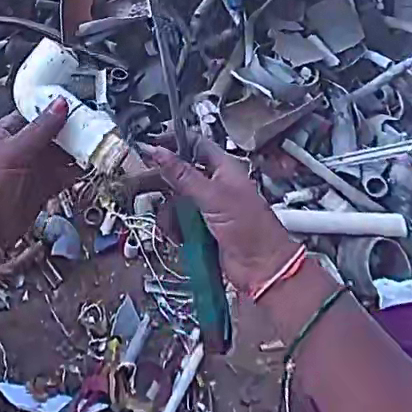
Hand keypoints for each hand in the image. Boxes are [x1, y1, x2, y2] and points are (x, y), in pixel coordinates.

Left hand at [0, 100, 79, 245]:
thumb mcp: (15, 151)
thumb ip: (41, 128)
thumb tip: (59, 104)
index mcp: (8, 132)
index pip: (37, 114)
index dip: (56, 110)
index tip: (78, 106)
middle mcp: (22, 149)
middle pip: (53, 135)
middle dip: (71, 132)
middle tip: (92, 127)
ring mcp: (32, 169)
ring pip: (60, 155)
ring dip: (76, 152)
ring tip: (94, 146)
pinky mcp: (41, 188)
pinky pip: (63, 175)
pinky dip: (75, 172)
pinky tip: (86, 167)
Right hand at [143, 135, 302, 297]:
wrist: (263, 270)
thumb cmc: (250, 228)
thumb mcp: (212, 196)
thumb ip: (182, 174)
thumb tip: (158, 152)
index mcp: (223, 167)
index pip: (194, 144)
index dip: (173, 141)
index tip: (151, 145)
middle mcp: (214, 184)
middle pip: (180, 173)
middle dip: (166, 182)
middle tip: (149, 186)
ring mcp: (207, 206)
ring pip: (176, 198)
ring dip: (170, 210)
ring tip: (172, 221)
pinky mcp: (202, 227)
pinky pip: (178, 220)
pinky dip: (174, 227)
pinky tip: (178, 234)